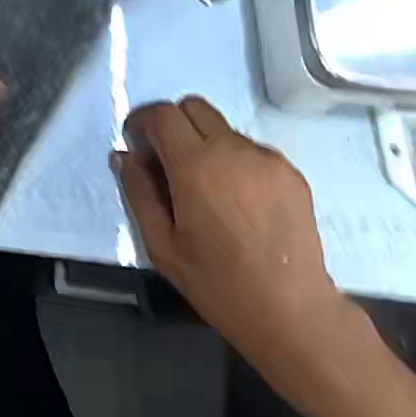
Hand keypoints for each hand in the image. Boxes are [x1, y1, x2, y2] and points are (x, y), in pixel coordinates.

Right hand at [115, 97, 346, 370]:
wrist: (289, 308)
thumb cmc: (217, 285)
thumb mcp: (162, 246)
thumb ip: (139, 193)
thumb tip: (125, 155)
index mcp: (197, 166)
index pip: (164, 114)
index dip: (142, 119)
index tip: (136, 140)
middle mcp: (234, 149)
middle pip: (195, 107)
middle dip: (173, 124)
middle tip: (165, 161)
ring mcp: (268, 158)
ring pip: (225, 130)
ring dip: (205, 146)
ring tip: (207, 194)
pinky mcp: (291, 171)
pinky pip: (253, 152)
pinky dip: (235, 163)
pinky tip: (239, 205)